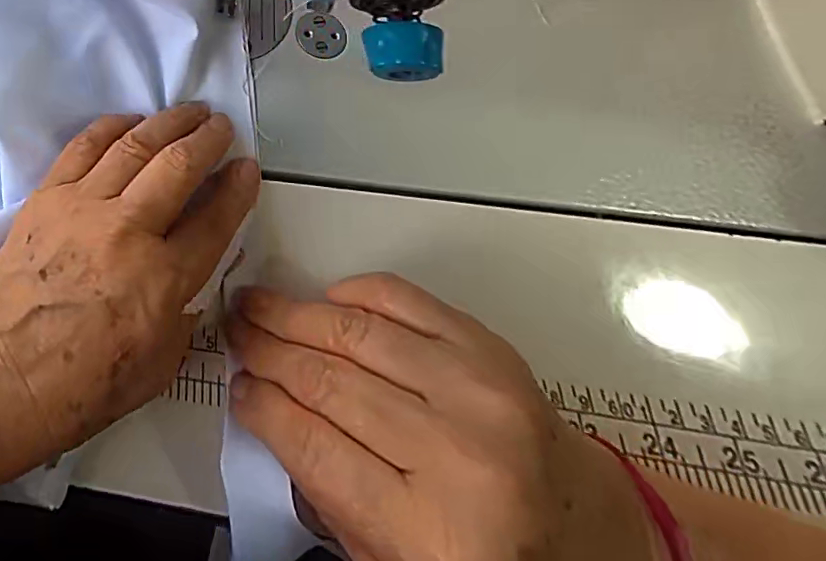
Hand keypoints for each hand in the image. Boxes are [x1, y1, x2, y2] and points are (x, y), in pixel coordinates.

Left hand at [0, 104, 256, 518]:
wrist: (2, 365)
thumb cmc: (82, 383)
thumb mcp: (159, 364)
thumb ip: (181, 312)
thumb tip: (185, 278)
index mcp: (163, 278)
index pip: (214, 220)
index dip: (237, 189)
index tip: (248, 167)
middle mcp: (126, 230)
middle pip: (176, 168)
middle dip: (206, 140)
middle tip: (221, 126)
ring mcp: (82, 206)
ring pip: (132, 147)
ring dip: (165, 123)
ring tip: (187, 112)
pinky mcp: (47, 196)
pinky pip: (82, 148)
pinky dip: (109, 128)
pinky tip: (129, 122)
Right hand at [225, 274, 664, 560]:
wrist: (589, 530)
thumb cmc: (483, 548)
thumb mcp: (389, 550)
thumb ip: (320, 482)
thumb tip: (262, 401)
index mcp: (434, 531)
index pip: (306, 440)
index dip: (257, 403)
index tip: (239, 386)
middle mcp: (461, 459)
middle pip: (322, 378)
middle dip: (262, 349)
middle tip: (235, 333)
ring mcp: (482, 396)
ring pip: (350, 331)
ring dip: (290, 313)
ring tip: (258, 306)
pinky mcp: (494, 353)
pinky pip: (401, 299)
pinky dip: (352, 291)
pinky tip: (325, 298)